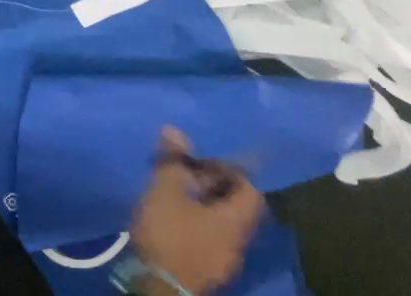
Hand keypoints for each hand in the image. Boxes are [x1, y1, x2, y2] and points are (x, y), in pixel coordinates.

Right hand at [131, 128, 263, 294]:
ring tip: (175, 192)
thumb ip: (172, 162)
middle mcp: (239, 240)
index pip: (250, 190)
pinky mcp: (209, 268)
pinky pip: (210, 236)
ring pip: (222, 223)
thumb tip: (175, 130)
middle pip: (237, 207)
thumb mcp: (165, 191)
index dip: (231, 172)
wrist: (160, 284)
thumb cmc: (168, 233)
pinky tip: (173, 217)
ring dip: (204, 205)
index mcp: (237, 220)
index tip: (204, 161)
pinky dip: (197, 221)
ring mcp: (226, 258)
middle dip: (213, 186)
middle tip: (186, 173)